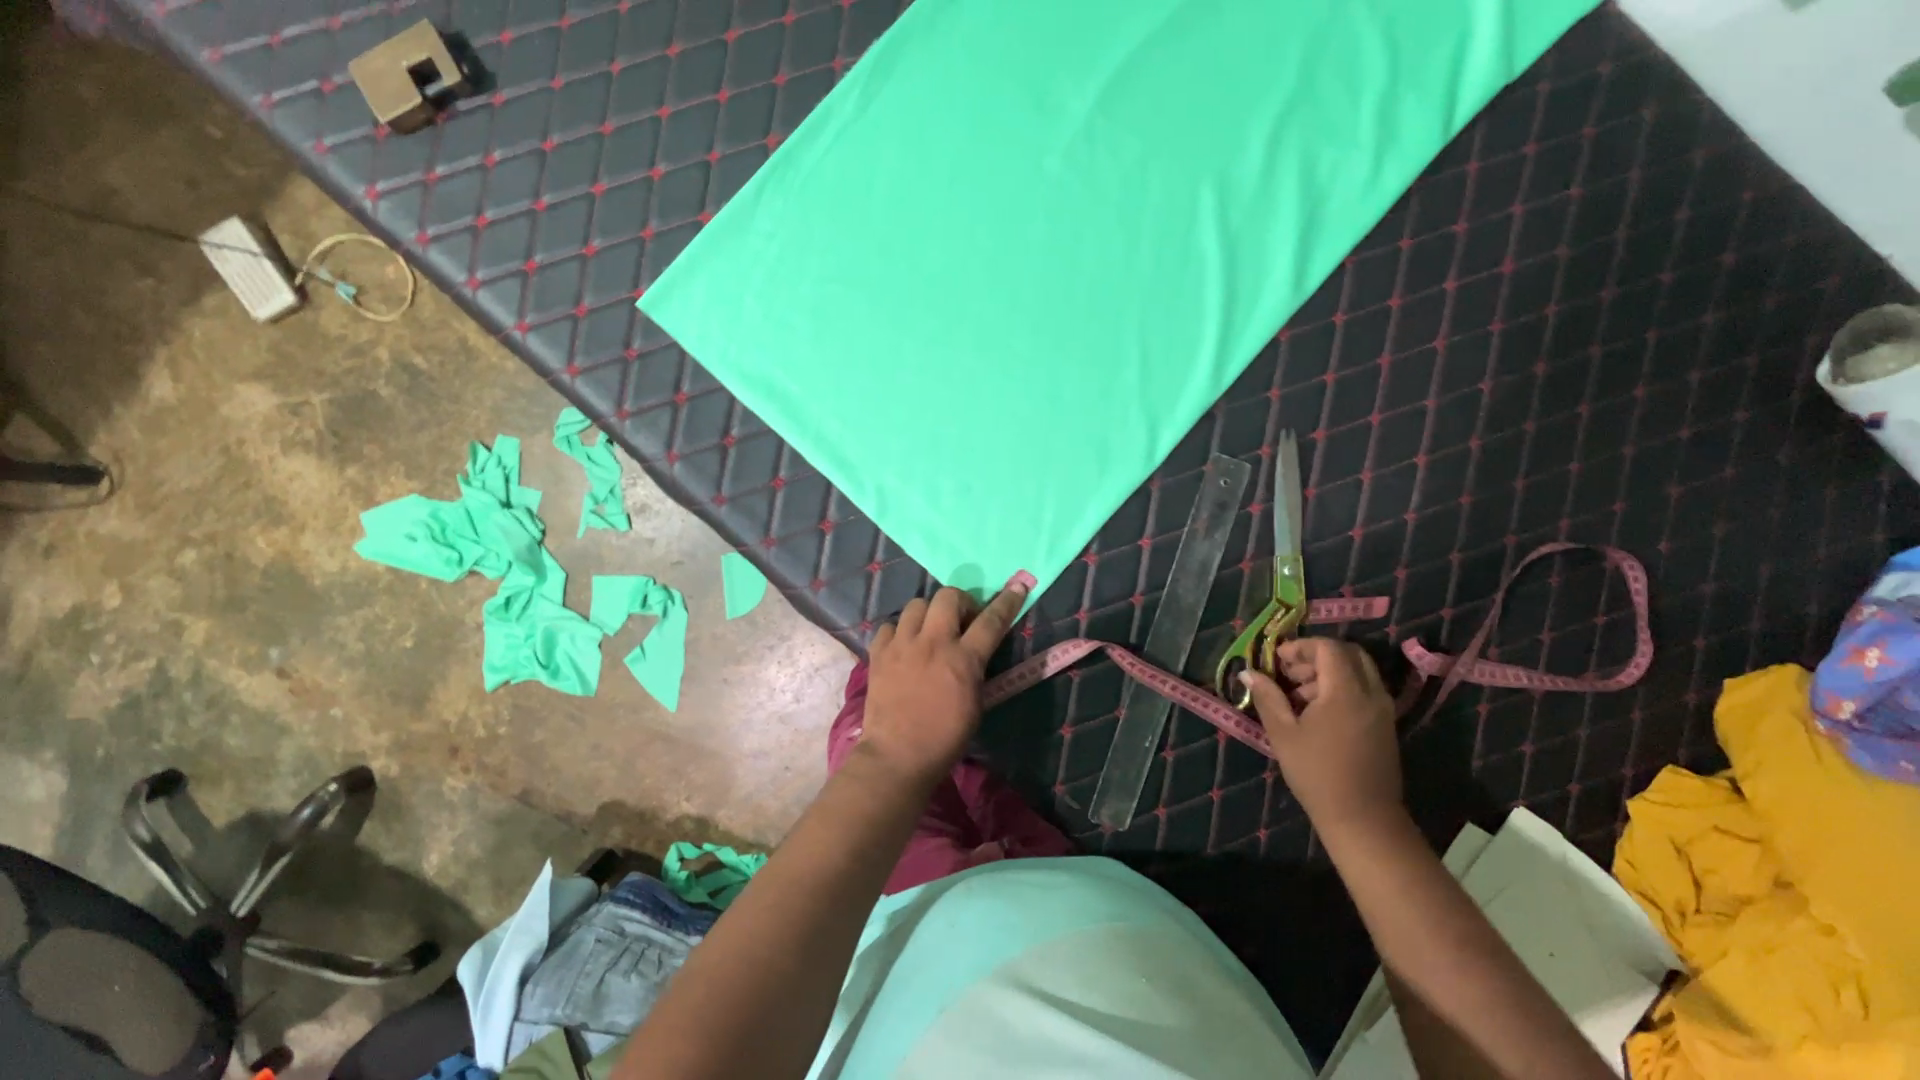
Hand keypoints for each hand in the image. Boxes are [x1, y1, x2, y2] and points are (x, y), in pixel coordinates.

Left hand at [859, 574, 1031, 784]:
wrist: (898, 756)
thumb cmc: (945, 739)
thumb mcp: (976, 705)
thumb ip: (977, 671)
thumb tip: (976, 652)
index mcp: (963, 659)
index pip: (991, 620)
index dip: (1007, 601)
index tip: (1017, 587)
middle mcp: (933, 643)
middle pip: (948, 597)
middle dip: (960, 602)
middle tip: (963, 621)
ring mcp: (902, 645)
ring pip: (916, 605)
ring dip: (928, 613)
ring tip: (930, 632)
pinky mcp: (878, 654)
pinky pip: (889, 626)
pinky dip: (899, 632)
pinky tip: (903, 647)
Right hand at [1241, 638, 1404, 837]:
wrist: (1362, 817)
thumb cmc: (1317, 774)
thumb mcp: (1283, 734)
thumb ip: (1267, 698)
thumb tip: (1248, 673)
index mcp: (1345, 691)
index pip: (1328, 648)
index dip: (1301, 647)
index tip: (1278, 661)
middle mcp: (1371, 693)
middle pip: (1349, 653)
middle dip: (1317, 656)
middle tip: (1291, 674)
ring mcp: (1383, 709)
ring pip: (1359, 671)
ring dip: (1330, 673)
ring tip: (1299, 697)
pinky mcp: (1386, 724)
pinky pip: (1366, 690)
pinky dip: (1343, 688)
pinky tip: (1319, 714)